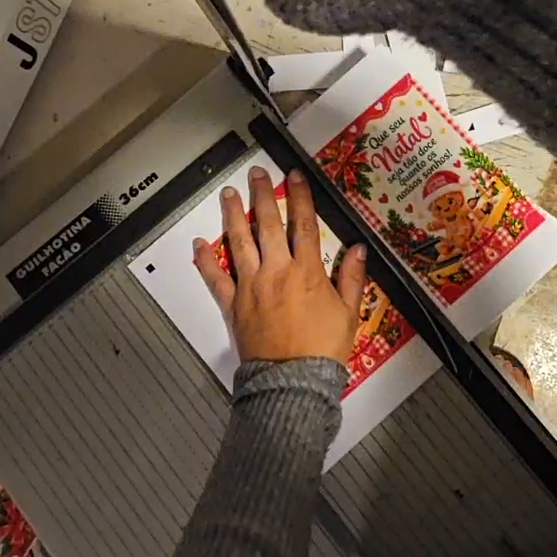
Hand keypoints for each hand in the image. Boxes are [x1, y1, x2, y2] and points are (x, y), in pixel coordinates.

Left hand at [194, 166, 367, 365]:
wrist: (293, 383)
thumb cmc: (324, 348)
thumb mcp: (349, 313)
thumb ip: (351, 278)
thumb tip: (358, 247)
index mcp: (306, 271)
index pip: (303, 225)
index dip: (300, 197)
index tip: (293, 176)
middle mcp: (276, 271)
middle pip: (267, 225)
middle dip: (262, 196)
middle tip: (255, 173)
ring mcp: (250, 286)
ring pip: (239, 243)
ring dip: (233, 216)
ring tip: (228, 194)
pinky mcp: (233, 305)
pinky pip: (216, 279)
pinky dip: (206, 260)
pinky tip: (199, 244)